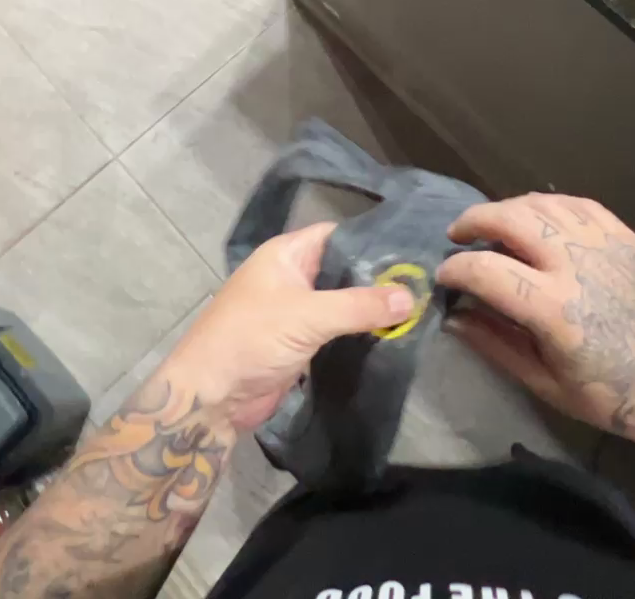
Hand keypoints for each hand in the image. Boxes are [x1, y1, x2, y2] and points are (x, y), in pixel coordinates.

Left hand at [161, 222, 413, 430]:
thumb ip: (359, 305)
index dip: (372, 240)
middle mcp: (292, 276)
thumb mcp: (308, 316)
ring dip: (370, 308)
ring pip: (342, 301)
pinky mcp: (300, 342)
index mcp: (286, 254)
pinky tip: (391, 335)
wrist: (210, 398)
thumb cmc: (251, 339)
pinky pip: (336, 329)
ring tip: (418, 308)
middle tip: (424, 283)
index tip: (413, 250)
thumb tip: (410, 296)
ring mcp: (295, 311)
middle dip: (378, 278)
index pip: (337, 235)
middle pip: (342, 269)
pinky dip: (359, 331)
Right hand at [436, 193, 634, 447]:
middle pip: (509, 218)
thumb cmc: (617, 397)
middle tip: (457, 236)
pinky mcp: (626, 235)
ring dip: (506, 209)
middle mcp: (576, 264)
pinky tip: (536, 219)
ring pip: (541, 204)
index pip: (485, 270)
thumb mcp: (548, 385)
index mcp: (555, 310)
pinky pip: (576, 203)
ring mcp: (604, 243)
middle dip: (473, 221)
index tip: (443, 277)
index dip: (454, 269)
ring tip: (492, 226)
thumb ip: (495, 346)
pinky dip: (545, 205)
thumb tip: (453, 317)